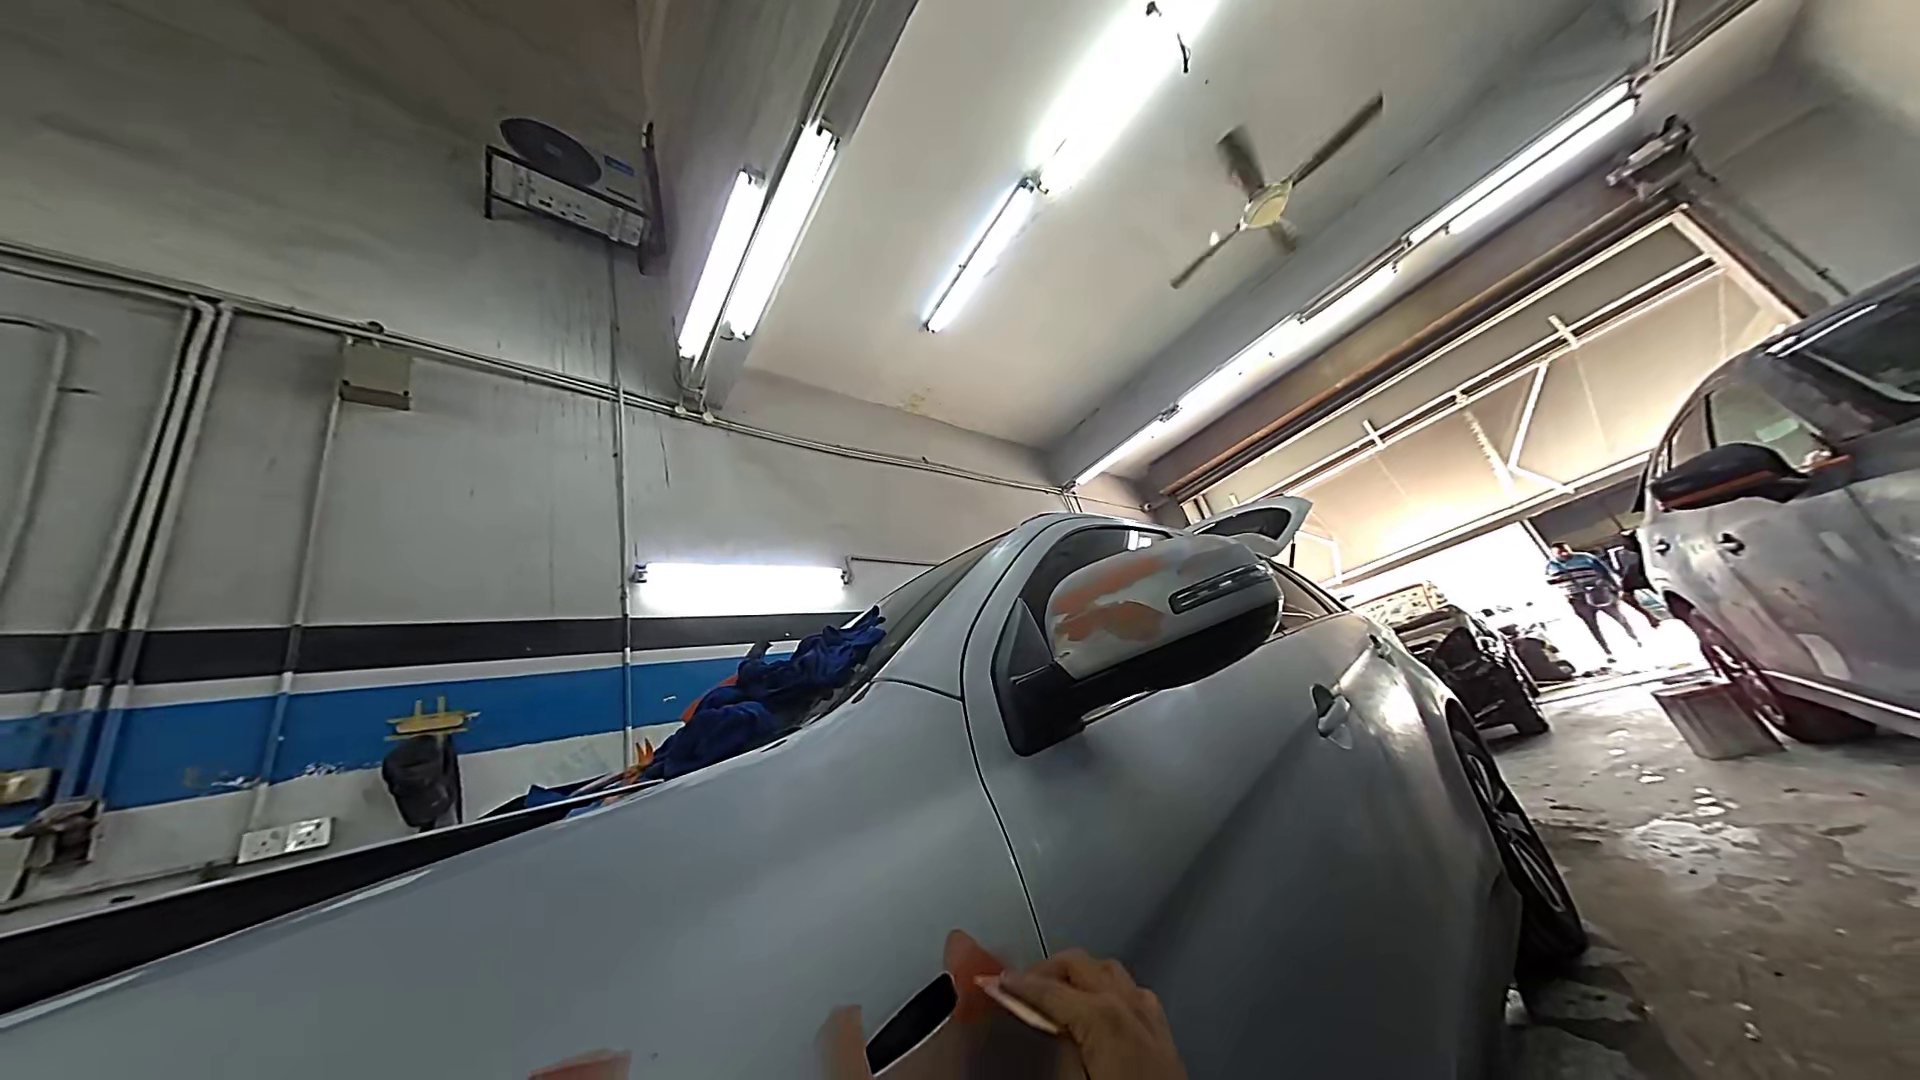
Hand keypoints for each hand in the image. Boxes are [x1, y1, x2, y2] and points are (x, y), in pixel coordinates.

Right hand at [997, 950, 1187, 1079]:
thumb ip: (1061, 1049)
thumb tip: (1050, 1025)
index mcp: (1101, 1016)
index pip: (1049, 990)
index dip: (1019, 985)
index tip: (997, 982)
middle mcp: (1126, 1004)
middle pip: (1077, 964)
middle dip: (1045, 970)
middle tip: (1021, 986)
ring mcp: (1147, 1014)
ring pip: (1105, 968)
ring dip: (1077, 973)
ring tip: (1055, 991)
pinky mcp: (1162, 1031)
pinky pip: (1131, 990)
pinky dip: (1107, 986)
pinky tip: (1098, 1003)